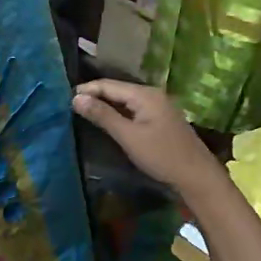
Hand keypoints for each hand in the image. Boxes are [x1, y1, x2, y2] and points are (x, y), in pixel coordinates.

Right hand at [71, 79, 225, 196]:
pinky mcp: (160, 118)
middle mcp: (152, 94)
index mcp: (144, 94)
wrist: (196, 176)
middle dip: (94, 95)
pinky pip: (133, 109)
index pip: (108, 84)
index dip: (86, 90)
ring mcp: (158, 106)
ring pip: (125, 100)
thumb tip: (76, 98)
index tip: (64, 98)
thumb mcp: (128, 136)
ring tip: (83, 112)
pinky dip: (118, 113)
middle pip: (117, 89)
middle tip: (70, 106)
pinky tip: (107, 121)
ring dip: (105, 105)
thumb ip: (102, 115)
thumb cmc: (161, 155)